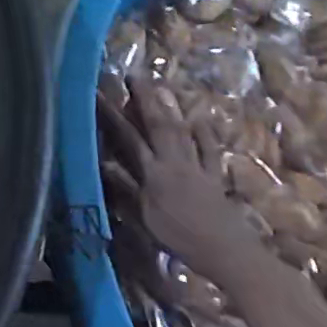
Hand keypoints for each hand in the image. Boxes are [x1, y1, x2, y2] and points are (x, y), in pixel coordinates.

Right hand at [97, 79, 263, 283]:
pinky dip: (205, 134)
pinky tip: (201, 120)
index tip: (99, 95)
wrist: (227, 251)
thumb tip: (103, 162)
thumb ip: (126, 188)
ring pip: (182, 131)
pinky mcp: (214, 176)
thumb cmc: (180, 237)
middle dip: (145, 98)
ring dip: (171, 108)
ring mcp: (197, 167)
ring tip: (162, 88)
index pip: (129, 138)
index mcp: (154, 173)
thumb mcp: (145, 216)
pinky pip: (209, 150)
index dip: (113, 116)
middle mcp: (175, 163)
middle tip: (134, 75)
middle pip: (159, 125)